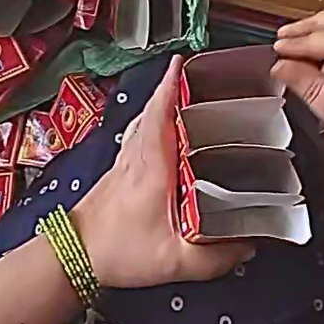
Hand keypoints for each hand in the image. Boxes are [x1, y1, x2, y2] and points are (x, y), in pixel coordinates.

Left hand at [70, 56, 253, 288]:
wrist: (74, 255)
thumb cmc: (118, 251)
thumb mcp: (174, 261)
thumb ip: (215, 257)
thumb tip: (249, 245)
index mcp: (152, 166)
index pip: (160, 114)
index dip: (170, 86)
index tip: (181, 62)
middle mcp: (137, 155)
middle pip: (154, 109)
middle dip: (174, 87)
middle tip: (198, 73)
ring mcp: (126, 160)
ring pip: (145, 119)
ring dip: (162, 101)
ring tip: (187, 93)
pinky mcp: (121, 169)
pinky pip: (140, 132)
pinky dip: (153, 119)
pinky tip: (166, 128)